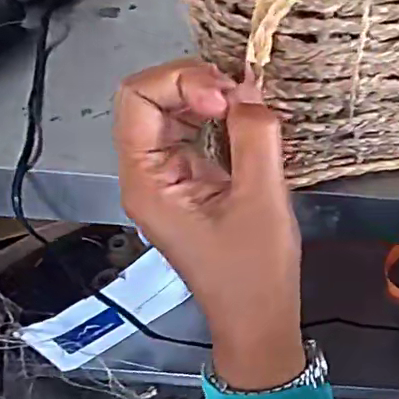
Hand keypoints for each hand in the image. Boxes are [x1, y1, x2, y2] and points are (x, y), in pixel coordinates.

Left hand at [112, 59, 303, 387]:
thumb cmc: (255, 269)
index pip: (137, 98)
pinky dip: (222, 115)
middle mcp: (148, 172)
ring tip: (251, 98)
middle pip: (152, 98)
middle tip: (244, 90)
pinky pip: (196, 131)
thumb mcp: (261, 200)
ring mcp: (169, 176)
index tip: (227, 97)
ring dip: (210, 94)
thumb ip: (255, 137)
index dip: (180, 82)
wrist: (258, 316)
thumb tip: (251, 91)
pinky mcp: (192, 180)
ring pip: (174, 110)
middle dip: (196, 82)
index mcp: (147, 180)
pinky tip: (249, 115)